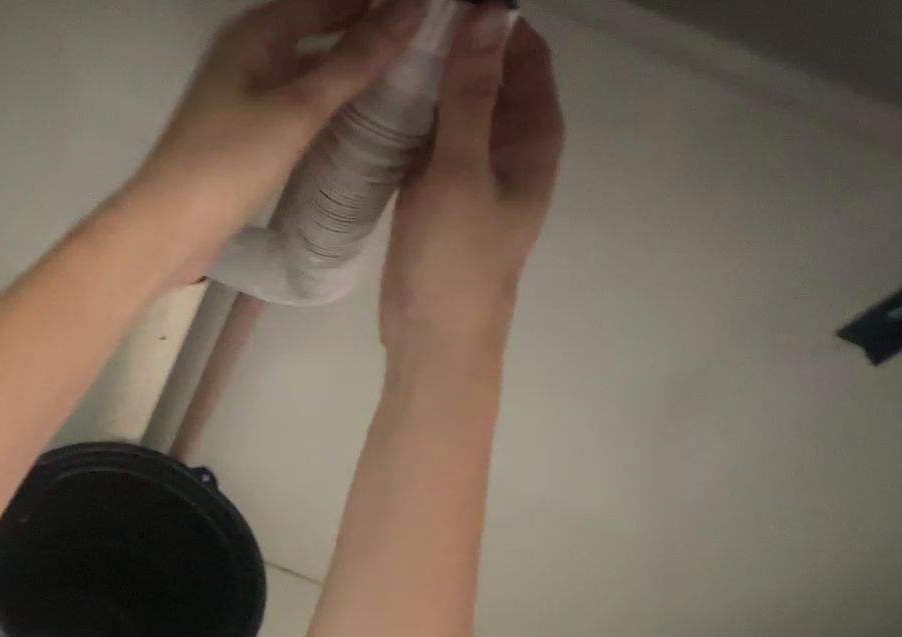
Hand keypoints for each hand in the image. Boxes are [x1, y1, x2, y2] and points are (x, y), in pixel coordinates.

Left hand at [126, 0, 430, 279]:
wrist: (168, 230)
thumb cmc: (227, 164)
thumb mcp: (296, 109)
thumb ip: (353, 62)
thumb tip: (412, 10)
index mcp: (255, 35)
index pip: (327, 0)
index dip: (372, 4)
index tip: (423, 13)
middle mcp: (246, 59)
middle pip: (314, 34)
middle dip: (362, 37)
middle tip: (421, 48)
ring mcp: (240, 102)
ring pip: (303, 75)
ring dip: (344, 76)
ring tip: (402, 81)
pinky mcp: (239, 141)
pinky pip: (291, 111)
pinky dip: (321, 110)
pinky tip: (353, 125)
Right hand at [380, 8, 563, 359]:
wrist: (433, 339)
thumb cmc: (458, 262)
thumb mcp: (464, 173)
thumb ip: (471, 95)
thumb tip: (486, 10)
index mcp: (531, 136)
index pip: (522, 53)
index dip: (490, 21)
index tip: (439, 6)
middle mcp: (503, 146)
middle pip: (483, 77)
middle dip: (448, 48)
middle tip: (396, 25)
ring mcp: (464, 171)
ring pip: (447, 110)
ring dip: (421, 84)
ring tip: (377, 55)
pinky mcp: (428, 195)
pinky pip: (420, 143)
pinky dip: (402, 122)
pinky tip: (369, 106)